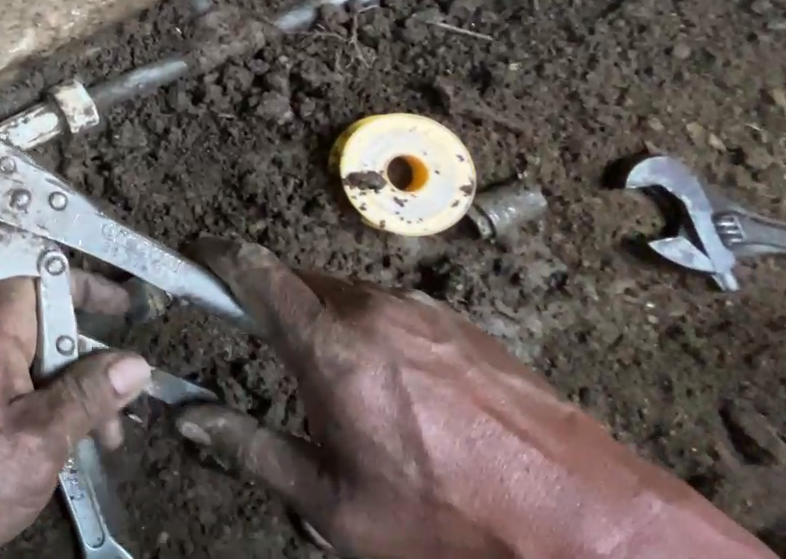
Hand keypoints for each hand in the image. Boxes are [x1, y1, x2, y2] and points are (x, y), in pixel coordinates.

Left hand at [0, 272, 152, 558]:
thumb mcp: (41, 440)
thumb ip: (86, 396)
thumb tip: (133, 363)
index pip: (34, 278)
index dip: (77, 283)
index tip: (118, 304)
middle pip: (37, 323)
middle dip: (84, 357)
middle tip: (120, 400)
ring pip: (27, 360)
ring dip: (68, 389)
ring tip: (101, 438)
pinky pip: (9, 384)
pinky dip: (42, 404)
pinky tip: (65, 442)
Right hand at [175, 239, 773, 558]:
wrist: (598, 537)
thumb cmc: (453, 528)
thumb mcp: (334, 506)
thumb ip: (249, 448)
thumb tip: (187, 417)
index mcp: (331, 347)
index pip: (253, 270)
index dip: (214, 255)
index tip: (191, 256)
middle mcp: (374, 310)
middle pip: (295, 280)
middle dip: (267, 300)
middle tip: (260, 345)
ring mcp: (424, 312)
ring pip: (343, 294)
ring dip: (318, 317)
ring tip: (333, 383)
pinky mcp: (463, 325)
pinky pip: (390, 309)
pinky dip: (367, 329)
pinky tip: (390, 388)